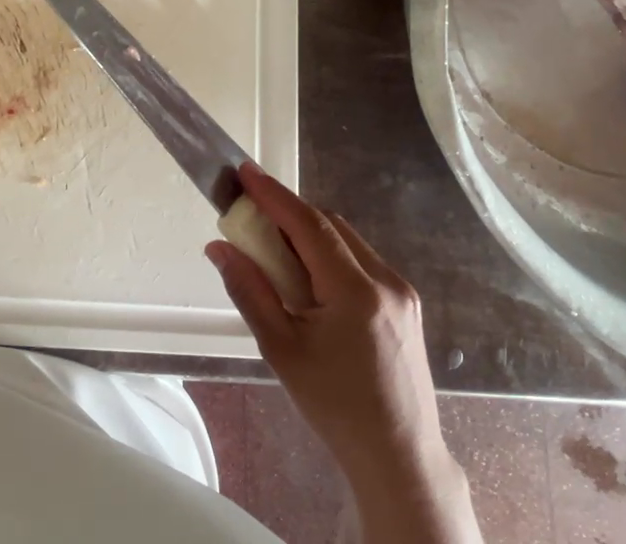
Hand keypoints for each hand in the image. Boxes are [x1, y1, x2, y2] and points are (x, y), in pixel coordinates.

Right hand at [207, 166, 478, 541]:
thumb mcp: (279, 347)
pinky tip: (305, 278)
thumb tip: (219, 247)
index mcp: (355, 291)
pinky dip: (327, 255)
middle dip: (288, 214)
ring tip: (272, 251)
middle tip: (249, 216)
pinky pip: (360, 262)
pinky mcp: (406, 306)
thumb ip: (249, 290)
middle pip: (330, 226)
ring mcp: (402, 293)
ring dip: (308, 235)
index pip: (309, 225)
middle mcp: (386, 281)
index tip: (244, 172)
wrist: (398, 453)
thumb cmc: (332, 403)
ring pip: (347, 241)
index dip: (274, 195)